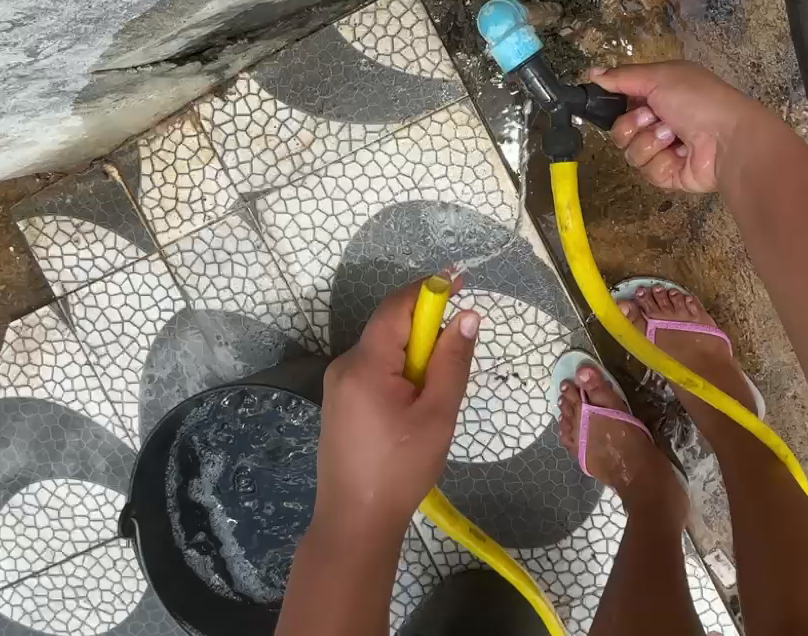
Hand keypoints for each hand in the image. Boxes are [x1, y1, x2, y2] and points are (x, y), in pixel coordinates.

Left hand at [314, 274, 481, 538]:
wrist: (354, 525)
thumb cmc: (400, 470)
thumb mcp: (437, 415)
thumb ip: (452, 361)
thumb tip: (467, 316)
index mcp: (366, 364)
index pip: (397, 306)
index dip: (429, 290)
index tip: (461, 282)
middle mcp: (346, 365)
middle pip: (390, 326)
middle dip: (426, 329)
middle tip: (456, 354)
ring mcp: (339, 385)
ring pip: (385, 349)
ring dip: (415, 354)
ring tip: (437, 394)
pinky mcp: (340, 402)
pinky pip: (376, 369)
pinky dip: (402, 372)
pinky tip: (415, 405)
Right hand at [589, 61, 783, 193]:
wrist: (728, 138)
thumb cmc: (698, 99)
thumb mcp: (659, 77)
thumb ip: (622, 77)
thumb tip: (591, 73)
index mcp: (659, 94)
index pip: (622, 101)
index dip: (614, 102)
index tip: (610, 99)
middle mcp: (660, 121)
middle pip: (619, 129)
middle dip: (632, 123)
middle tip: (654, 117)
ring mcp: (664, 150)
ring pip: (630, 152)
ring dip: (649, 141)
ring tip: (673, 136)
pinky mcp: (669, 174)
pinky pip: (647, 170)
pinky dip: (661, 159)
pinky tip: (679, 153)